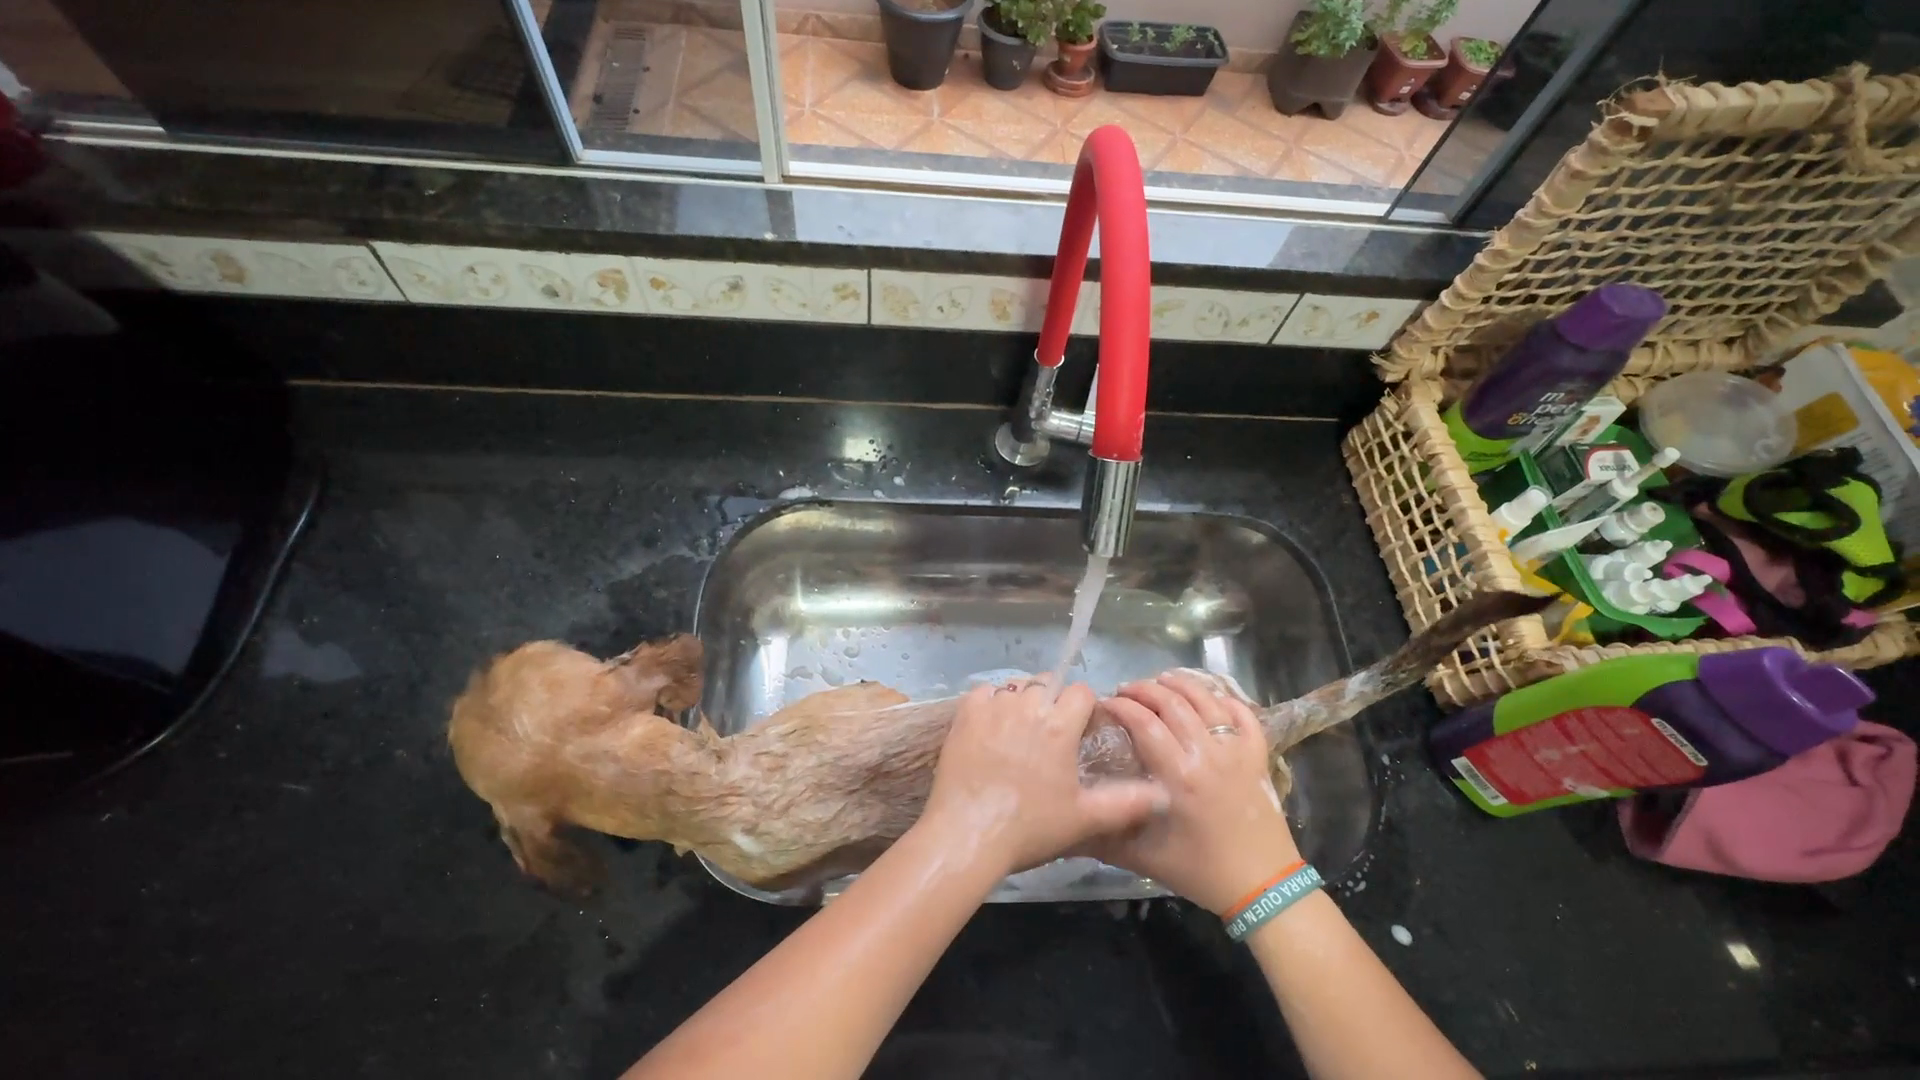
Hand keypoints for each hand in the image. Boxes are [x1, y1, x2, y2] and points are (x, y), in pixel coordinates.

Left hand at [921, 680, 1167, 878]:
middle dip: (1053, 702)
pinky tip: (991, 726)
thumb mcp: (1085, 819)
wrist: (968, 835)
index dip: (1084, 708)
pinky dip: (990, 702)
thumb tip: (1162, 795)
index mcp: (1059, 725)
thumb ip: (1127, 803)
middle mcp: (1027, 706)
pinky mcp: (964, 716)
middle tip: (1049, 736)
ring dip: (1021, 701)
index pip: (1080, 691)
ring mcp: (992, 708)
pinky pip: (983, 693)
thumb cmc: (1030, 827)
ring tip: (1019, 732)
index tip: (1080, 731)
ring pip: (1014, 687)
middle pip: (1047, 684)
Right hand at [1093, 674, 1300, 914]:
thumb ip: (1104, 840)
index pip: (1144, 723)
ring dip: (1181, 685)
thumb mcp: (1145, 859)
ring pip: (1207, 700)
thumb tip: (1068, 830)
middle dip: (1144, 689)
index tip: (1105, 704)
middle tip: (1125, 690)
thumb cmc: (1200, 872)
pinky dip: (1225, 700)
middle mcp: (1207, 755)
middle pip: (1173, 703)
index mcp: (1178, 776)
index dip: (1121, 706)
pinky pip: (1244, 716)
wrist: (1262, 887)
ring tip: (1161, 680)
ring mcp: (1237, 752)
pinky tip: (1209, 698)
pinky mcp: (1258, 757)